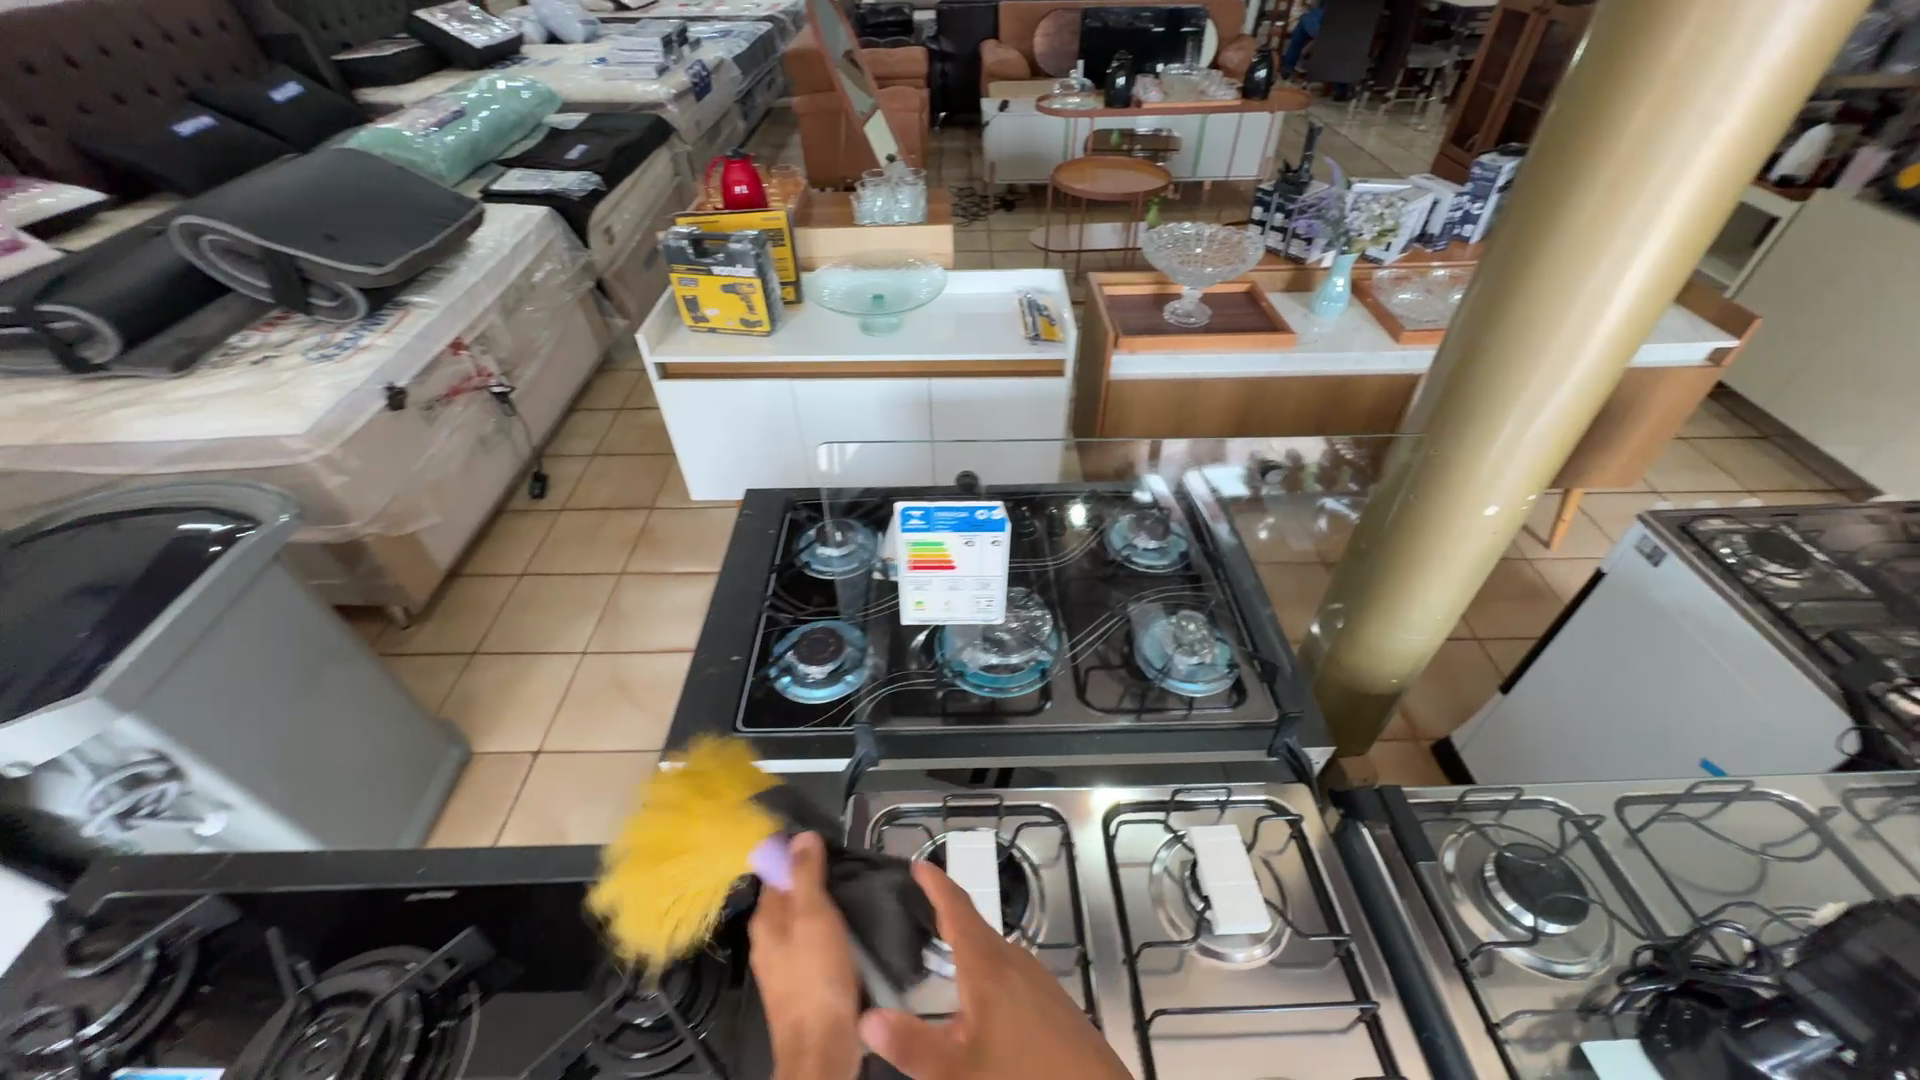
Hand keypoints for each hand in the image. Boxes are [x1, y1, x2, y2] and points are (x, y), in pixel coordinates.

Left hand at [749, 833, 862, 1079]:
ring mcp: (782, 964)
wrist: (822, 1047)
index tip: (829, 843)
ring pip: (803, 921)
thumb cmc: (816, 975)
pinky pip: (813, 944)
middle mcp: (767, 938)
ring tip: (855, 895)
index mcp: (765, 919)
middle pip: (790, 896)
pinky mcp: (801, 984)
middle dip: (815, 880)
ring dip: (825, 907)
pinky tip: (850, 933)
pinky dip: (829, 933)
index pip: (776, 871)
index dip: (799, 853)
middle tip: (849, 868)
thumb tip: (801, 835)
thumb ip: (806, 874)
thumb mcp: (813, 914)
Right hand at [858, 861, 1131, 1079]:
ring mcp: (1038, 980)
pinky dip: (987, 975)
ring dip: (968, 950)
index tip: (919, 864)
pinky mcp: (1052, 1002)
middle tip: (918, 911)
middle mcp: (1014, 962)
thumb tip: (866, 1018)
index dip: (936, 884)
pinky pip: (1010, 975)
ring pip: (994, 955)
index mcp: (988, 966)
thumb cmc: (1023, 1074)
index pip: (957, 909)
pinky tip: (980, 1008)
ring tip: (942, 957)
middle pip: (975, 929)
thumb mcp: (958, 1070)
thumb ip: (911, 1044)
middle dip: (947, 918)